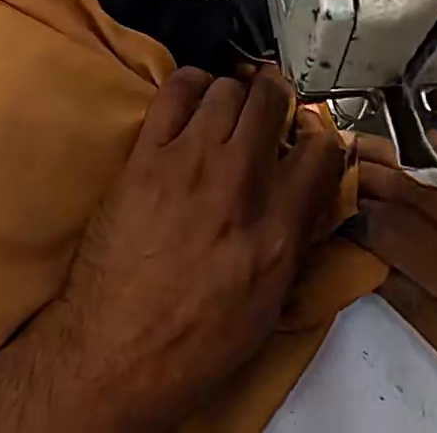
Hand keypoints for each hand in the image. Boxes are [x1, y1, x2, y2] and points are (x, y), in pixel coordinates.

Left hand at [29, 67, 346, 430]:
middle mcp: (239, 184)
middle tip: (267, 105)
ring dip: (232, 95)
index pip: (321, 149)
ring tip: (226, 110)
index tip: (306, 131)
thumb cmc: (195, 338)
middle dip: (275, 95)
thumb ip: (297, 235)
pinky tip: (192, 98)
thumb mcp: (270, 301)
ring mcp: (190, 163)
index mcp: (277, 229)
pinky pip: (176, 90)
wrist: (115, 351)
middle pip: (271, 100)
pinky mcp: (147, 155)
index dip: (319, 133)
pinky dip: (190, 84)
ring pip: (227, 89)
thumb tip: (309, 187)